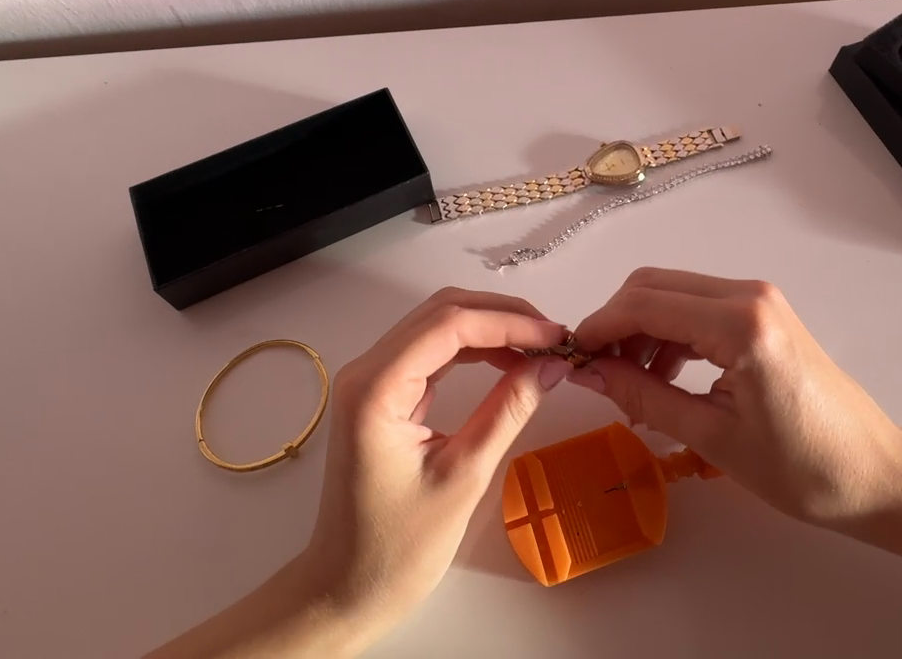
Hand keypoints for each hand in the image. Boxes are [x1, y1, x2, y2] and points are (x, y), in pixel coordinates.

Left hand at [149, 290, 569, 657]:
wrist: (346, 588)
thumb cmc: (399, 546)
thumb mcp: (465, 476)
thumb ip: (508, 410)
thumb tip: (552, 365)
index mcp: (376, 387)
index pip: (448, 325)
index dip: (507, 322)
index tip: (555, 336)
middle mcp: (367, 369)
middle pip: (441, 312)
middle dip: (501, 316)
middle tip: (552, 336)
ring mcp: (372, 378)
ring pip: (437, 324)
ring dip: (489, 327)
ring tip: (538, 346)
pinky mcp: (384, 391)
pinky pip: (432, 350)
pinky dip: (473, 348)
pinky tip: (507, 359)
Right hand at [570, 268, 901, 546]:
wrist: (878, 473)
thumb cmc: (801, 469)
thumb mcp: (713, 438)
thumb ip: (645, 396)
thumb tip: (590, 371)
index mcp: (739, 323)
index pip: (645, 305)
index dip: (599, 328)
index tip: (570, 358)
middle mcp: (747, 293)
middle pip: (653, 286)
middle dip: (616, 323)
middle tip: (599, 373)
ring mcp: (758, 297)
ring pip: (672, 292)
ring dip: (641, 328)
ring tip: (631, 384)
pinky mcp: (763, 310)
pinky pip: (697, 306)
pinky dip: (669, 331)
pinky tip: (664, 374)